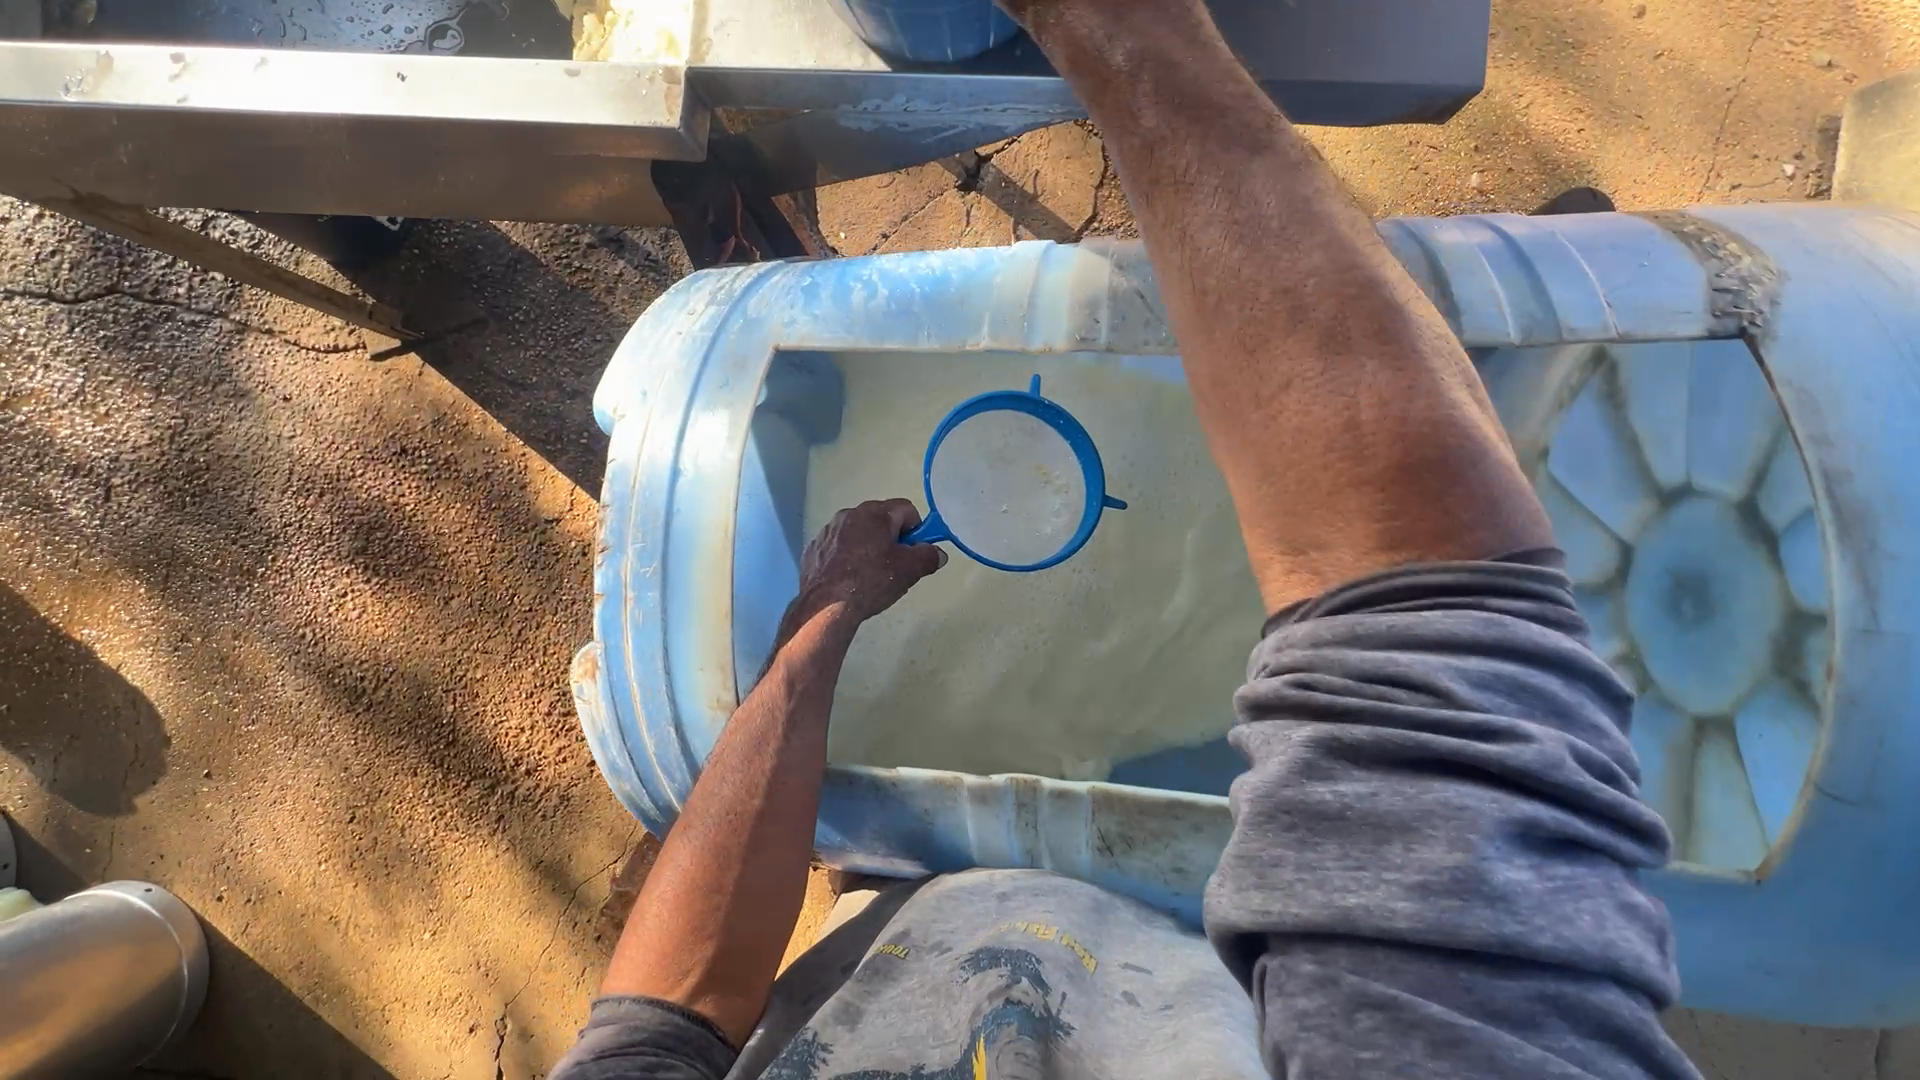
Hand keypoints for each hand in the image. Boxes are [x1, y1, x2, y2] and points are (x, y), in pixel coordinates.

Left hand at [794, 499, 945, 625]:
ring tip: (870, 576)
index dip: (917, 530)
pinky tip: (849, 580)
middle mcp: (849, 514)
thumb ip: (928, 557)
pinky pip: (839, 547)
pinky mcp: (814, 549)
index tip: (915, 552)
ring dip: (869, 548)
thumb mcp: (909, 571)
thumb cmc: (871, 581)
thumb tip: (937, 554)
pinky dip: (847, 558)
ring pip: (859, 533)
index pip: (907, 509)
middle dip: (893, 539)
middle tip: (896, 566)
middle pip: (881, 520)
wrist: (825, 607)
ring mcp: (828, 531)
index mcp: (874, 513)